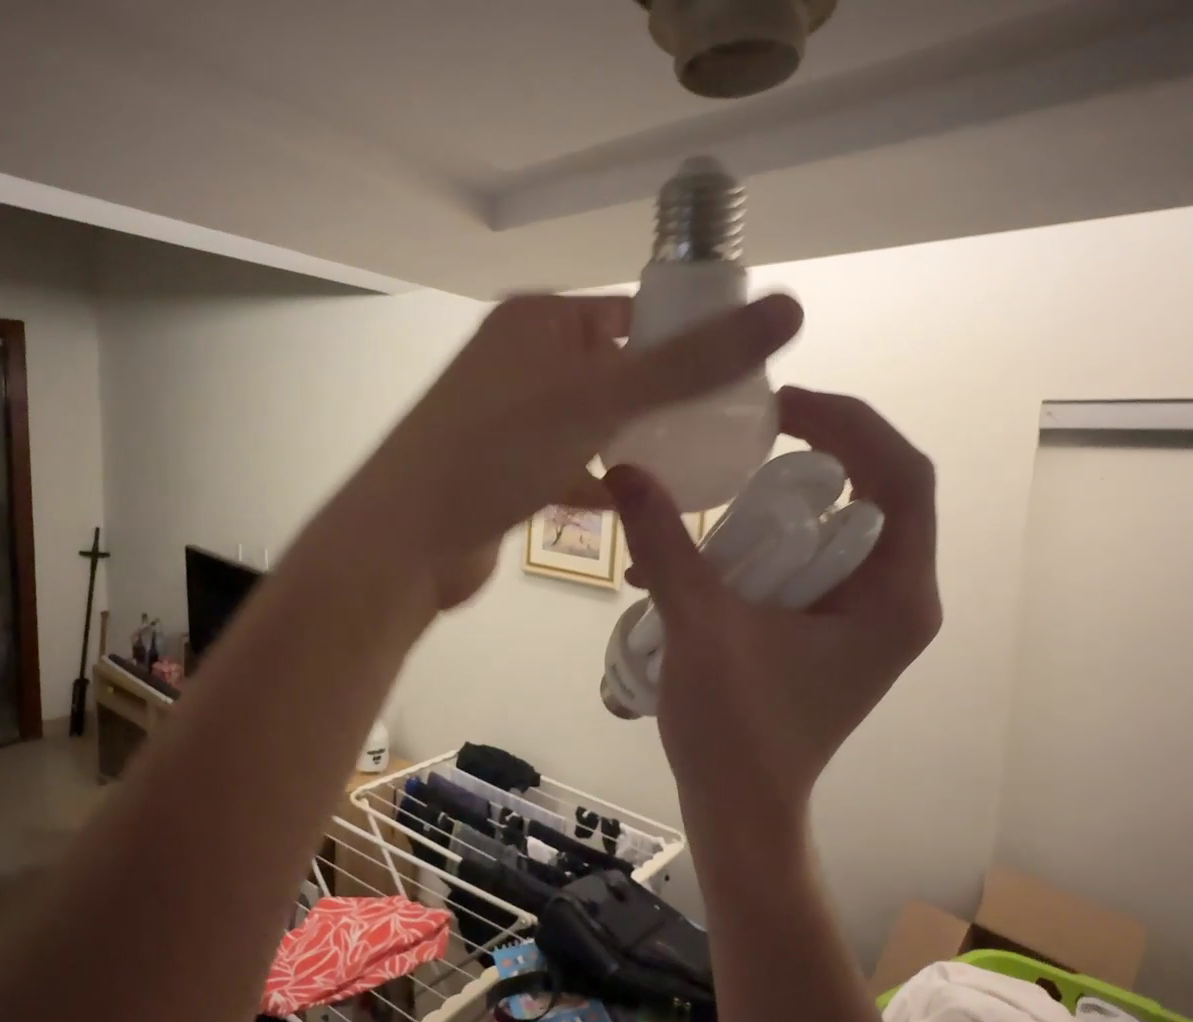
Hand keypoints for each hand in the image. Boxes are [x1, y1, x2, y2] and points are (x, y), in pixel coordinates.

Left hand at [335, 293, 803, 607]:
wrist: (403, 541)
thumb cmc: (497, 452)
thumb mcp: (602, 399)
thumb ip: (692, 362)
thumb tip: (789, 309)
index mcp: (538, 322)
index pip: (632, 316)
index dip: (686, 341)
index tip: (739, 382)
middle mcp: (519, 360)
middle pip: (615, 370)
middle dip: (663, 400)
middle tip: (723, 431)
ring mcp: (506, 417)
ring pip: (590, 422)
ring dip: (632, 443)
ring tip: (690, 465)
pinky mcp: (501, 469)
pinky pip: (565, 465)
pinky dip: (595, 481)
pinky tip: (629, 501)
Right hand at [606, 388, 941, 823]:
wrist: (741, 810)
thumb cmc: (738, 730)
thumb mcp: (700, 624)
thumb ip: (664, 543)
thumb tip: (623, 470)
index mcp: (895, 595)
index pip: (903, 475)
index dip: (849, 423)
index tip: (781, 405)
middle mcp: (897, 597)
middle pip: (877, 490)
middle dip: (816, 449)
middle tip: (749, 429)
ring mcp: (866, 616)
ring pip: (840, 523)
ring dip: (783, 495)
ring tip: (719, 483)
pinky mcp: (833, 630)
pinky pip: (811, 558)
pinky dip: (766, 538)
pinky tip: (702, 546)